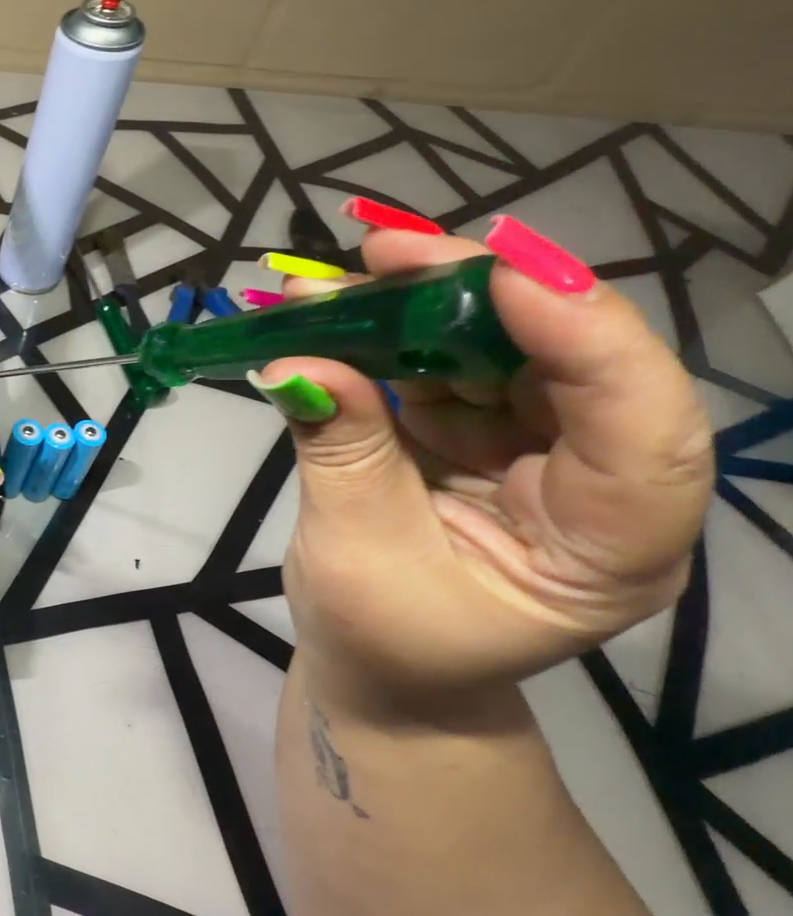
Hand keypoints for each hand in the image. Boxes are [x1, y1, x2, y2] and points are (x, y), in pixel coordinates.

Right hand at [260, 209, 713, 711]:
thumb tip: (293, 360)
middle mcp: (595, 484)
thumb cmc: (385, 643)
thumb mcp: (356, 551)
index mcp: (608, 547)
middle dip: (481, 298)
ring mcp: (540, 454)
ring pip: (506, 354)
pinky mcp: (483, 437)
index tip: (493, 272)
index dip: (581, 338)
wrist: (385, 678)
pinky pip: (450, 369)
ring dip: (423, 309)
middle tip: (387, 253)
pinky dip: (393, 339)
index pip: (637, 428)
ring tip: (340, 281)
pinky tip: (339, 315)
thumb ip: (341, 451)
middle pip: (572, 367)